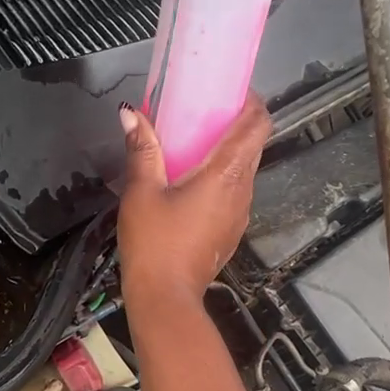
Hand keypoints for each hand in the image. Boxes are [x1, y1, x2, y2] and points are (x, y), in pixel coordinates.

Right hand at [116, 94, 269, 305]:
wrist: (165, 297)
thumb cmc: (154, 243)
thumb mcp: (141, 193)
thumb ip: (142, 150)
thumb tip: (131, 114)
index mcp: (226, 173)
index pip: (258, 124)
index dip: (251, 102)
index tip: (229, 93)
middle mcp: (242, 190)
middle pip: (252, 146)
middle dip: (233, 126)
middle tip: (202, 118)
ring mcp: (239, 214)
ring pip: (242, 172)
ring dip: (225, 156)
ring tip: (192, 152)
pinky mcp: (230, 232)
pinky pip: (232, 196)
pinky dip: (219, 182)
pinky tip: (190, 189)